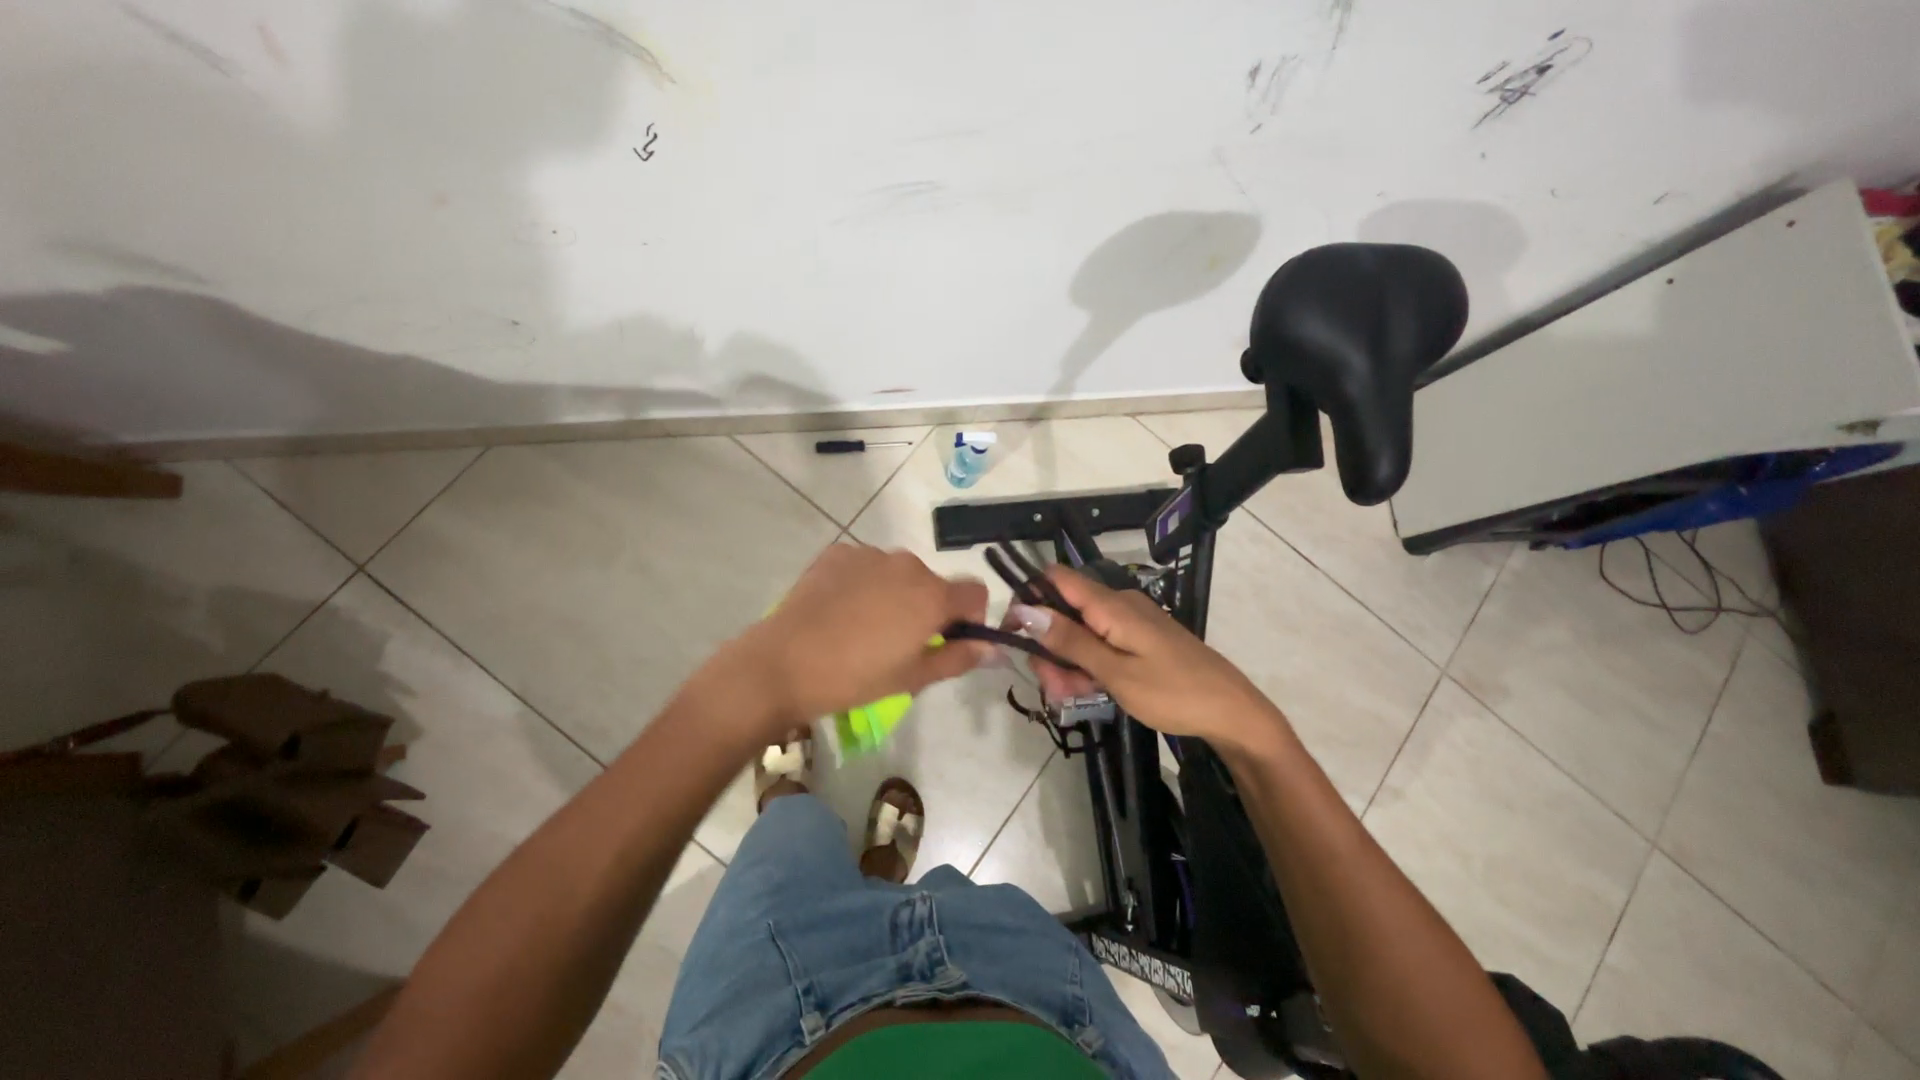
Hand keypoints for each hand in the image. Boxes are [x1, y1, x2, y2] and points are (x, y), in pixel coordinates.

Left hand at [720, 544, 991, 732]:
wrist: (783, 662)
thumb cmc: (854, 677)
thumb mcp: (911, 677)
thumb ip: (957, 658)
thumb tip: (992, 648)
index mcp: (932, 596)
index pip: (975, 593)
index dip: (970, 618)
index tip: (949, 641)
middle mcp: (907, 565)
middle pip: (933, 583)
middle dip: (927, 608)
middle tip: (900, 642)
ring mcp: (869, 555)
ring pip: (897, 573)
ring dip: (894, 594)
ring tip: (864, 627)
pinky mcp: (837, 554)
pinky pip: (864, 566)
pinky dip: (863, 584)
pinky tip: (840, 611)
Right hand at [1004, 565, 1284, 752]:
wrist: (1230, 711)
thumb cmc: (1172, 692)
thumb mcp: (1114, 672)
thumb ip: (1070, 641)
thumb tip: (1026, 609)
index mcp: (1112, 606)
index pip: (1057, 579)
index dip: (1029, 598)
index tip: (1013, 633)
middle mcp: (1119, 605)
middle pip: (1065, 612)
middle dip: (1048, 646)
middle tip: (1052, 688)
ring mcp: (1131, 624)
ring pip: (1081, 633)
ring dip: (1067, 663)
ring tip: (1072, 697)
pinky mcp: (1140, 642)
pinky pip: (1101, 645)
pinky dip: (1089, 667)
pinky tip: (1088, 692)